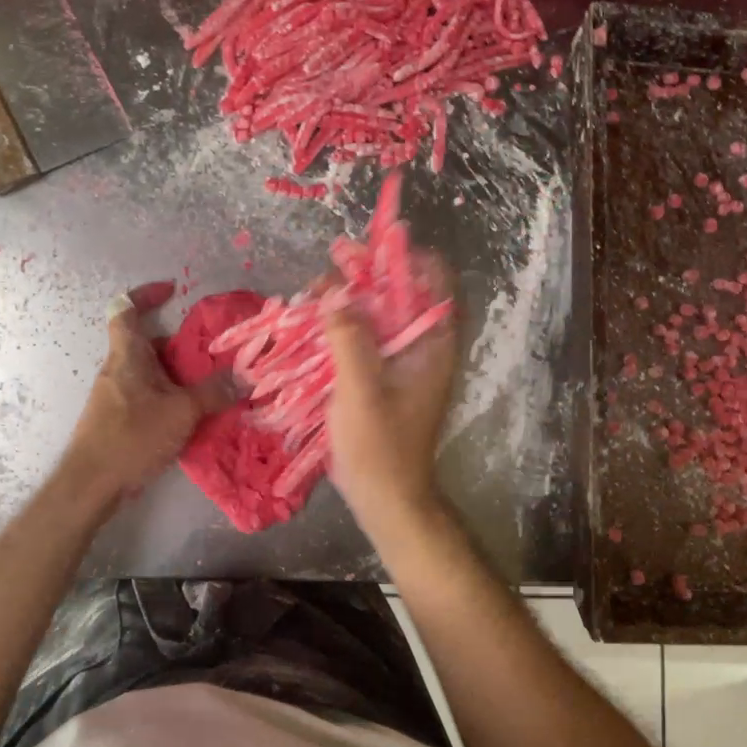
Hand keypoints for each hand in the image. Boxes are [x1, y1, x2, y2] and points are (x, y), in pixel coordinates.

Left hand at [61, 281, 230, 507]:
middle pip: (146, 343)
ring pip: (149, 372)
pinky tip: (191, 417)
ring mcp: (115, 395)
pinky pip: (147, 395)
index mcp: (127, 355)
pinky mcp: (117, 419)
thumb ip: (214, 392)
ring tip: (209, 385)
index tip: (173, 292)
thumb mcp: (181, 412)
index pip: (126, 309)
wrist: (91, 484)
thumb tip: (245, 377)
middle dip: (178, 344)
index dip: (146, 294)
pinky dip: (169, 397)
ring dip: (176, 374)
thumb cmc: (132, 437)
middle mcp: (117, 369)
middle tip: (210, 352)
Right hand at [322, 252, 459, 519]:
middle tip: (331, 260)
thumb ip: (348, 339)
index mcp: (431, 345)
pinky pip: (363, 338)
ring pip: (377, 314)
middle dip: (365, 274)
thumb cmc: (380, 448)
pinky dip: (340, 325)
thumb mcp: (361, 391)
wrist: (386, 499)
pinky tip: (312, 322)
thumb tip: (335, 292)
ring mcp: (400, 363)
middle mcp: (420, 347)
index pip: (434, 283)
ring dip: (347, 298)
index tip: (370, 247)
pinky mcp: (380, 377)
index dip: (406, 258)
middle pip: (399, 293)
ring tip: (311, 293)